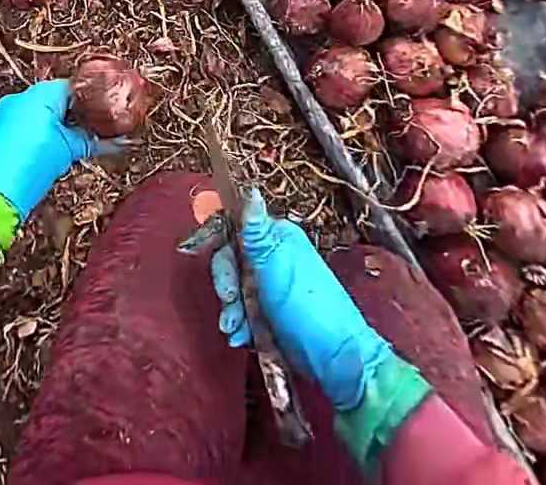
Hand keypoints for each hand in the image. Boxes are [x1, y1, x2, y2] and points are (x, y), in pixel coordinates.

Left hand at [0, 79, 118, 216]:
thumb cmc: (29, 167)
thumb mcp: (68, 150)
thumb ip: (91, 140)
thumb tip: (116, 141)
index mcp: (41, 94)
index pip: (73, 88)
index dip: (89, 103)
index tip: (99, 118)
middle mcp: (20, 96)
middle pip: (54, 99)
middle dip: (69, 117)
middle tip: (84, 135)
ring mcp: (2, 111)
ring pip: (35, 112)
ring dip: (50, 126)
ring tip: (61, 148)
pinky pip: (17, 124)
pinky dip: (30, 134)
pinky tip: (38, 153)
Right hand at [211, 191, 395, 411]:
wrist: (333, 357)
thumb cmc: (305, 303)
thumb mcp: (274, 262)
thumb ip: (256, 228)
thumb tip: (249, 188)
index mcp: (277, 238)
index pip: (236, 229)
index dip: (221, 244)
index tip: (212, 260)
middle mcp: (273, 258)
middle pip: (232, 261)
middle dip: (226, 284)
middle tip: (230, 302)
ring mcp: (272, 288)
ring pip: (236, 290)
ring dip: (231, 310)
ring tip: (235, 329)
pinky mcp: (272, 316)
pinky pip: (245, 314)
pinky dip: (241, 326)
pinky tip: (242, 338)